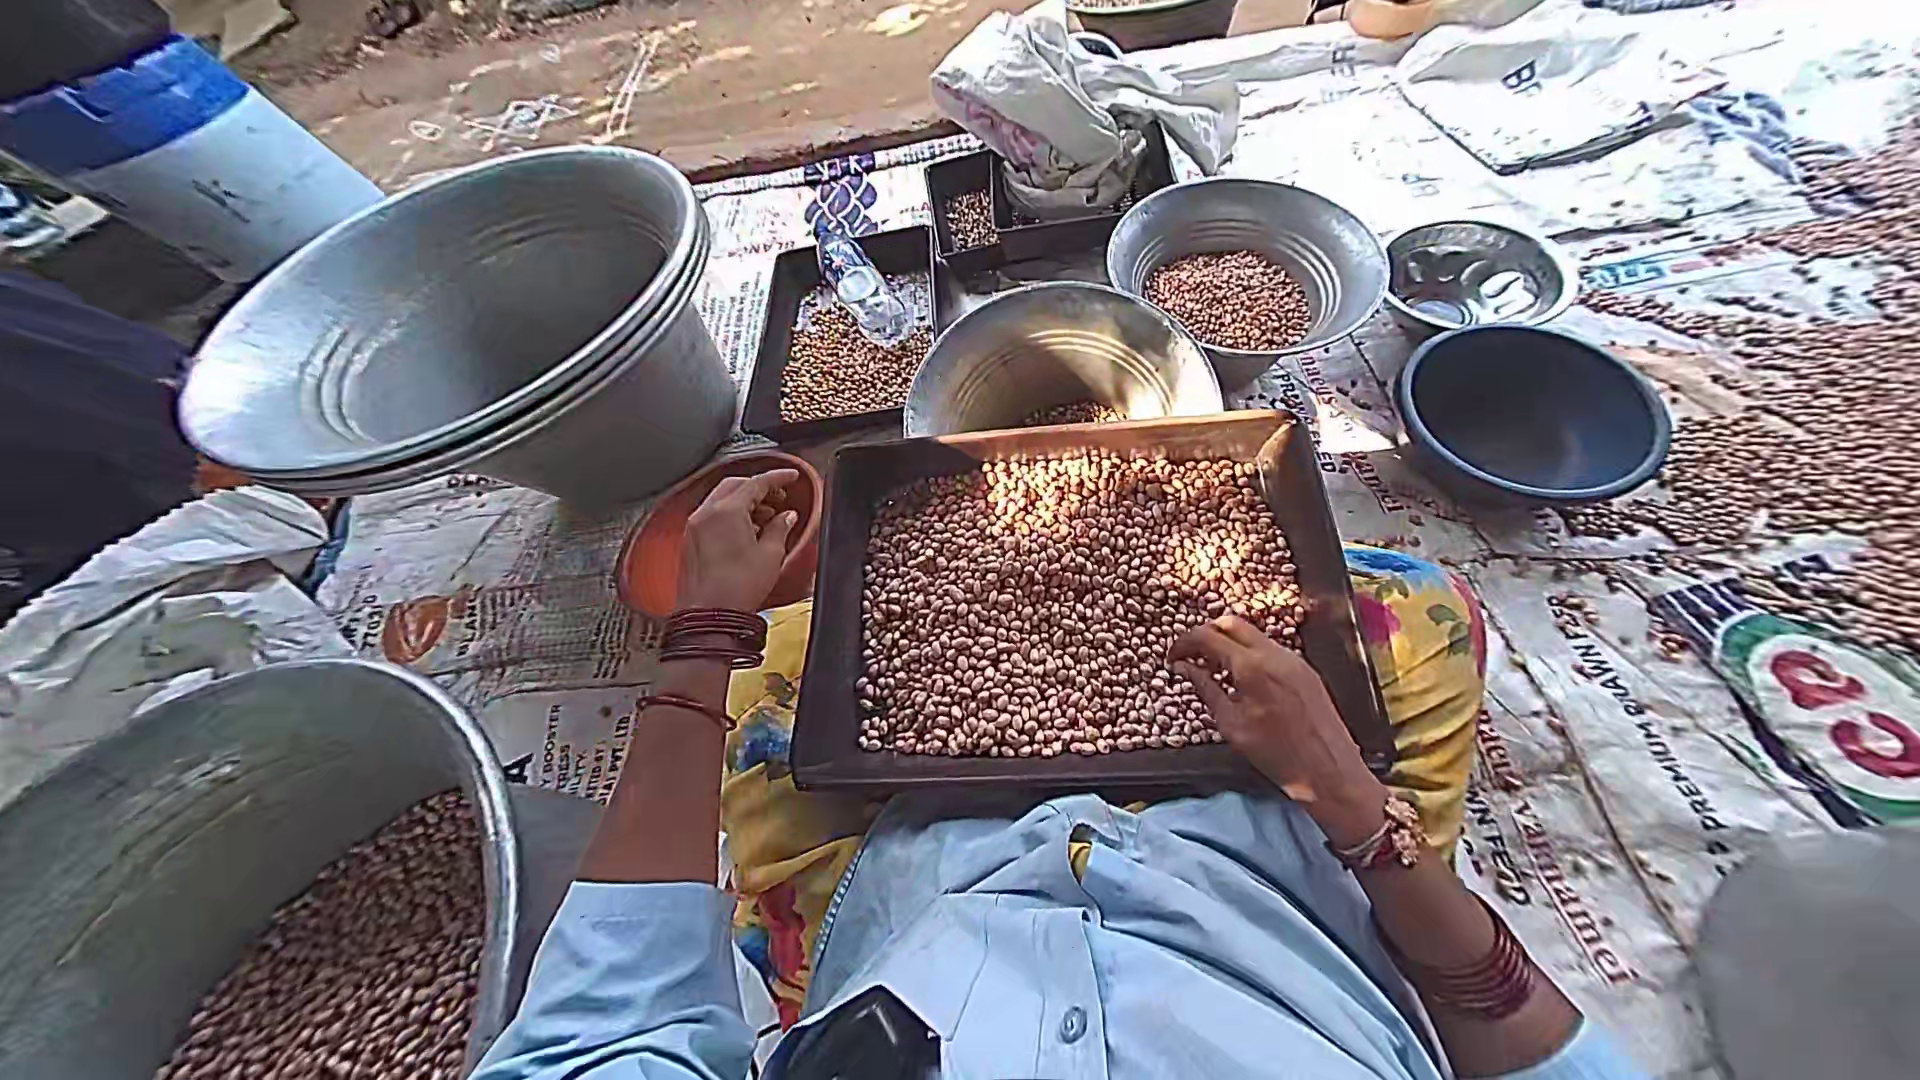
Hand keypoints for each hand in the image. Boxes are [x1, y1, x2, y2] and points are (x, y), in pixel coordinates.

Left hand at [676, 468, 800, 612]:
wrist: (710, 616)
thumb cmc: (736, 588)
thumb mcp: (771, 555)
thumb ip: (780, 528)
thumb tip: (786, 517)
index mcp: (727, 511)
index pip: (756, 482)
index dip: (777, 477)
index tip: (790, 476)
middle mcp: (706, 514)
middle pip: (735, 485)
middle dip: (759, 488)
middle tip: (779, 496)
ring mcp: (694, 527)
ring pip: (722, 500)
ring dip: (745, 502)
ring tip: (767, 517)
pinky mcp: (690, 541)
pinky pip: (712, 516)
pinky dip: (731, 515)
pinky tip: (747, 531)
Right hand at [1170, 615, 1388, 844]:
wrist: (1332, 774)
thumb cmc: (1276, 755)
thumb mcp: (1231, 724)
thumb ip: (1205, 688)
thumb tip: (1184, 668)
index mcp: (1251, 667)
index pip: (1207, 636)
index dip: (1184, 643)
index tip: (1173, 658)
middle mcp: (1274, 654)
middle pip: (1230, 623)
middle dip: (1205, 634)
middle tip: (1191, 656)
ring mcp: (1293, 659)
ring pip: (1251, 633)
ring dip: (1227, 642)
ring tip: (1213, 667)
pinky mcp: (1305, 670)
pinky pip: (1268, 648)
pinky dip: (1247, 652)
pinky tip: (1240, 677)